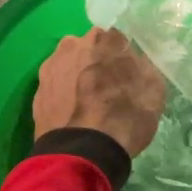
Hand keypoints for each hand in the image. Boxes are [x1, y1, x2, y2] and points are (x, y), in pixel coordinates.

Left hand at [35, 28, 165, 156]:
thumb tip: (135, 61)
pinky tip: (71, 111)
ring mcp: (52, 65)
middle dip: (96, 59)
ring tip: (85, 100)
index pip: (117, 38)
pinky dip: (62, 92)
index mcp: (106, 40)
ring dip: (76, 73)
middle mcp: (75, 44)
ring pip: (69, 62)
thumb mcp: (154, 92)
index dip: (122, 55)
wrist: (82, 153)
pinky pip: (55, 83)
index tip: (126, 71)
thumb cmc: (124, 118)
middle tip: (106, 85)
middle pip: (89, 46)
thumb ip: (144, 67)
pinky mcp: (37, 89)